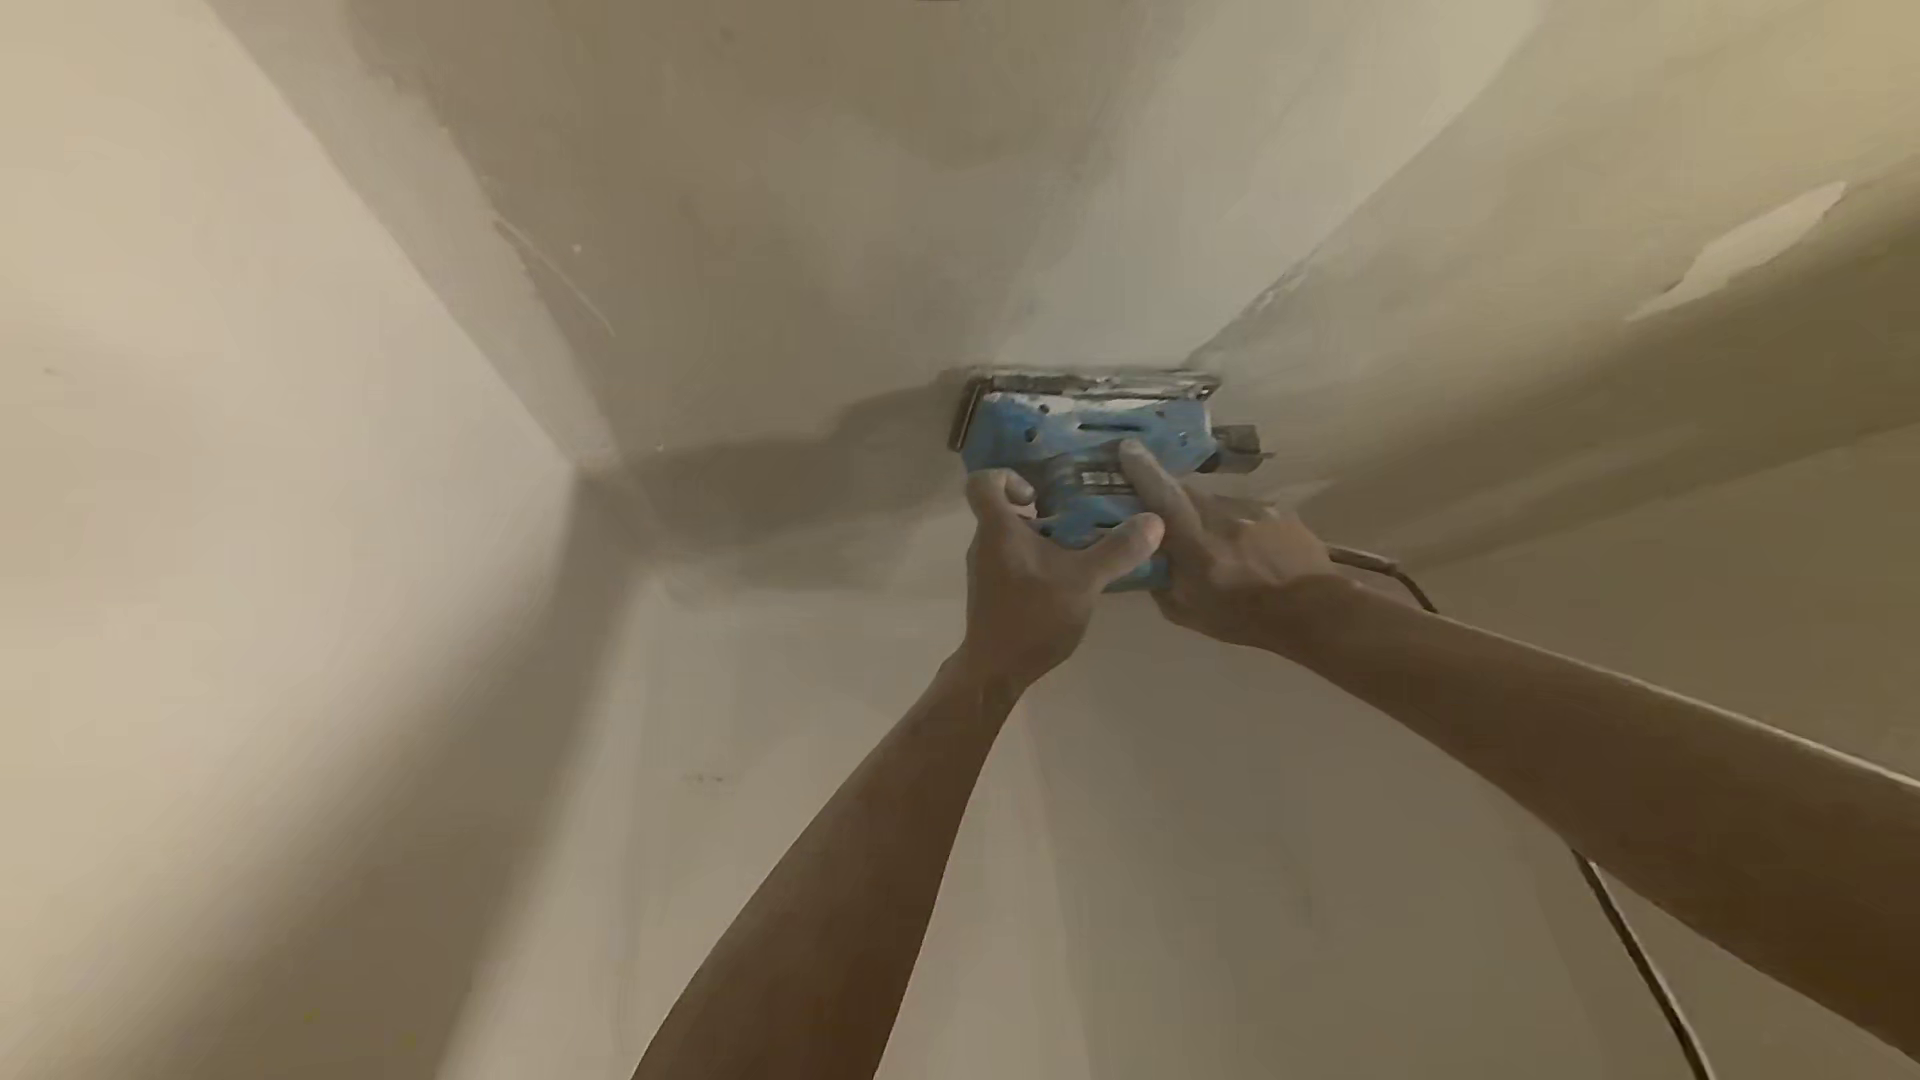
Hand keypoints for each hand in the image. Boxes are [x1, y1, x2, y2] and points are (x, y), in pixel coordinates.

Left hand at [956, 469, 1165, 687]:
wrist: (996, 669)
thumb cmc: (1033, 617)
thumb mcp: (1084, 581)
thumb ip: (1118, 550)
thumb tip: (1154, 520)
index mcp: (997, 529)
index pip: (983, 482)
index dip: (1008, 477)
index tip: (1038, 495)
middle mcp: (984, 543)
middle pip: (1005, 510)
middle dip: (1043, 511)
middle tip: (1078, 520)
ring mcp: (985, 569)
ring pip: (1011, 538)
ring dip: (1044, 538)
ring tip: (1080, 551)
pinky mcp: (991, 590)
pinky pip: (1013, 560)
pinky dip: (1037, 561)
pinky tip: (1067, 581)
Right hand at [1117, 439, 1347, 654]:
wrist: (1314, 612)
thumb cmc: (1243, 618)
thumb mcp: (1185, 611)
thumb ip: (1160, 582)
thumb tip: (1147, 561)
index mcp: (1196, 542)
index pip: (1163, 496)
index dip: (1143, 470)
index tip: (1128, 446)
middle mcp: (1221, 516)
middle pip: (1185, 492)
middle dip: (1170, 497)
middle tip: (1165, 517)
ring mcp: (1251, 509)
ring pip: (1215, 503)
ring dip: (1206, 518)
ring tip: (1216, 546)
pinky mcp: (1276, 510)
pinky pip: (1243, 510)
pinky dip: (1236, 524)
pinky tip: (1247, 548)